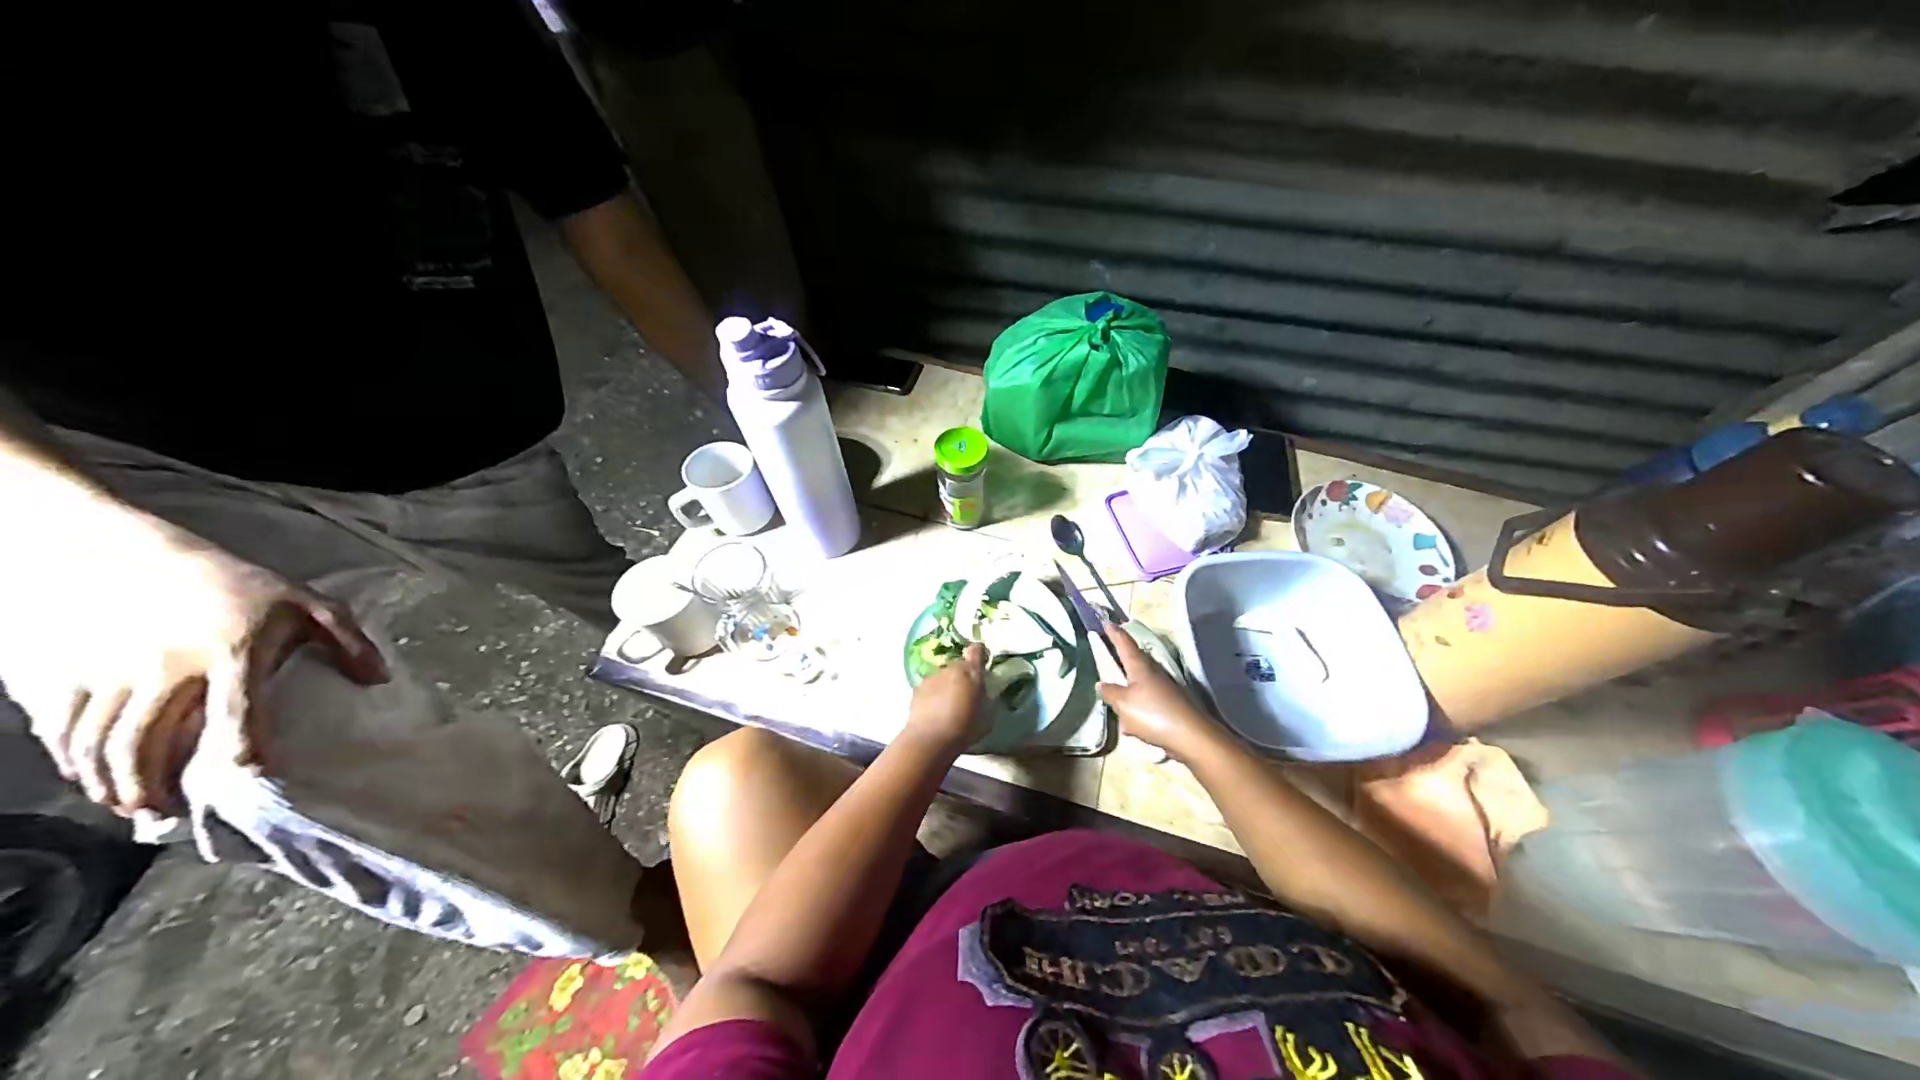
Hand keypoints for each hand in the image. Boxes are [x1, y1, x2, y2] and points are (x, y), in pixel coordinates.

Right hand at [0, 516, 387, 815]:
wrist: (127, 553)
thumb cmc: (236, 584)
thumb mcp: (306, 603)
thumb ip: (347, 640)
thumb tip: (379, 679)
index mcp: (234, 651)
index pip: (238, 710)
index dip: (245, 747)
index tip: (258, 777)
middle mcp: (166, 668)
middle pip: (149, 742)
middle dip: (155, 785)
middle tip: (172, 813)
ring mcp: (107, 674)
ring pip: (98, 745)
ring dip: (111, 783)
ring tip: (136, 806)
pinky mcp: (62, 676)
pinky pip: (60, 731)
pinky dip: (72, 763)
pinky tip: (92, 778)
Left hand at [904, 643, 988, 752]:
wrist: (931, 739)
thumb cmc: (965, 727)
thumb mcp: (988, 715)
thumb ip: (988, 697)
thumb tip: (984, 692)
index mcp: (971, 672)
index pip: (977, 650)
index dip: (980, 654)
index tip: (982, 664)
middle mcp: (951, 668)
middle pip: (960, 665)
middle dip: (964, 676)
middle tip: (966, 695)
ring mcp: (932, 677)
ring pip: (944, 675)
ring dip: (948, 685)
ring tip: (948, 706)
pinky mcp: (917, 688)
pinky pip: (931, 687)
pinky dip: (934, 694)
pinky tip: (935, 711)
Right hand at [1097, 627, 1220, 762]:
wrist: (1191, 736)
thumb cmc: (1153, 714)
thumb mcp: (1123, 704)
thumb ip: (1110, 693)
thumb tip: (1101, 684)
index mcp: (1140, 667)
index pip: (1125, 644)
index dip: (1115, 633)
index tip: (1107, 623)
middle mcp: (1154, 674)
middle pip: (1136, 660)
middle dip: (1124, 655)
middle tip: (1111, 650)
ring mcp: (1165, 689)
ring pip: (1141, 683)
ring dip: (1129, 687)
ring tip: (1118, 696)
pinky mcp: (1171, 706)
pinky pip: (1148, 703)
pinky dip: (1138, 710)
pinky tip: (1133, 727)